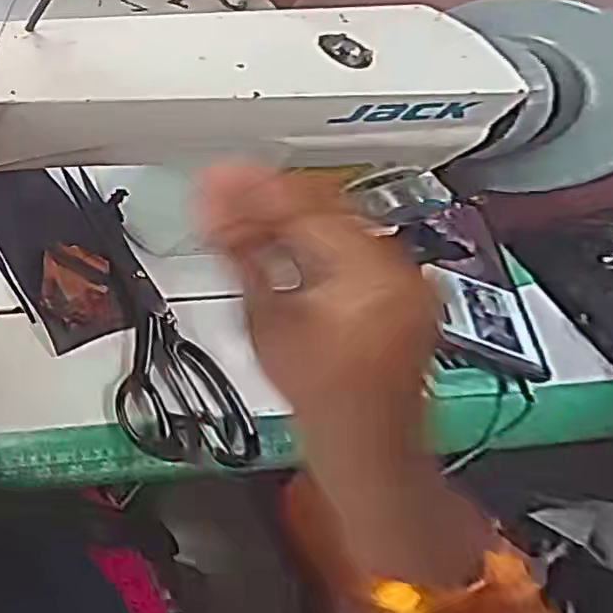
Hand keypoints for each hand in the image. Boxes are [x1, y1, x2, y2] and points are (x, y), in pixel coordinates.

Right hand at [197, 163, 438, 424]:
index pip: (303, 211)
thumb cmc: (320, 392)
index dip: (252, 190)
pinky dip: (303, 232)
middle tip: (220, 182)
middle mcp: (397, 271)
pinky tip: (269, 230)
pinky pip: (344, 241)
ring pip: (332, 221)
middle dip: (264, 194)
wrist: (362, 436)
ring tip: (236, 203)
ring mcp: (400, 279)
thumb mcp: (264, 316)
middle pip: (321, 208)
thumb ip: (240, 254)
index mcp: (368, 276)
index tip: (217, 175)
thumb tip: (212, 211)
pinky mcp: (394, 287)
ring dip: (280, 210)